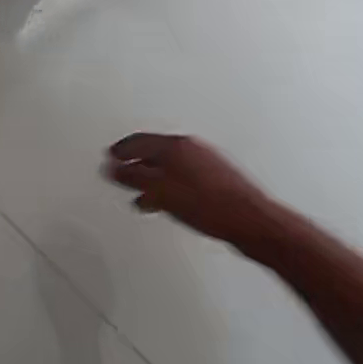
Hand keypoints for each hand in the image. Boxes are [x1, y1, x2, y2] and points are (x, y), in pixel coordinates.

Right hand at [104, 133, 280, 250]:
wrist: (252, 222)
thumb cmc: (213, 206)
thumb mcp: (162, 192)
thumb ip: (134, 178)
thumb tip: (114, 169)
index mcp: (175, 146)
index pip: (138, 141)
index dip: (120, 151)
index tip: (109, 157)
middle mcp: (191, 148)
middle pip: (153, 150)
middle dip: (134, 161)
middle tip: (120, 167)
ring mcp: (205, 162)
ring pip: (168, 164)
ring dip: (151, 175)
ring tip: (140, 190)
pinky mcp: (215, 178)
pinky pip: (181, 175)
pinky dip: (168, 183)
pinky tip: (167, 200)